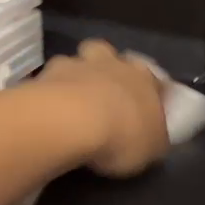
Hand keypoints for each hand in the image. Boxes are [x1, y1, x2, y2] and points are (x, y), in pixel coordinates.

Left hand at [41, 39, 170, 176]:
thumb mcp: (153, 148)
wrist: (74, 123)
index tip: (145, 105)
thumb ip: (155, 137)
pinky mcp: (49, 71)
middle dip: (109, 69)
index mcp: (145, 80)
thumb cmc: (123, 136)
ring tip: (75, 98)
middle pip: (113, 56)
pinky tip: (52, 105)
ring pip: (81, 58)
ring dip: (80, 73)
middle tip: (105, 92)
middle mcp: (115, 64)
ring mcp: (79, 64)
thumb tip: (154, 134)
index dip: (150, 91)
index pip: (154, 80)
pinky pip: (53, 74)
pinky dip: (54, 86)